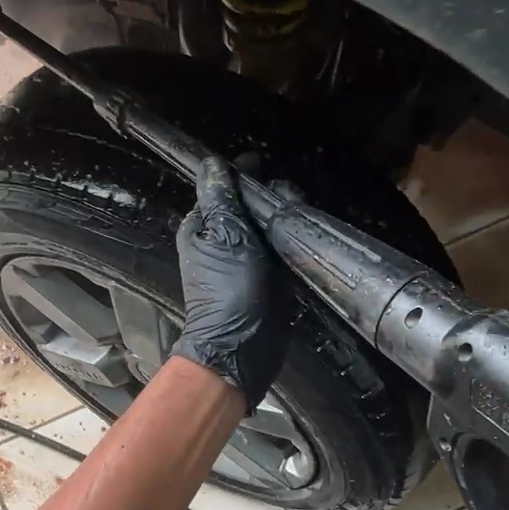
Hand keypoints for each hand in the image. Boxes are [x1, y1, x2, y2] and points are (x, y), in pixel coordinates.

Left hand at [169, 158, 290, 412]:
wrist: (243, 347)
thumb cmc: (229, 291)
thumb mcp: (224, 236)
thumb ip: (222, 198)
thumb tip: (213, 162)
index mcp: (203, 227)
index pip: (224, 187)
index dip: (244, 174)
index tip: (265, 169)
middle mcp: (223, 241)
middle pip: (250, 205)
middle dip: (270, 197)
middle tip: (287, 199)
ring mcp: (248, 260)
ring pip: (269, 226)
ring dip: (284, 219)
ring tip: (298, 216)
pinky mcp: (271, 278)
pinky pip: (282, 250)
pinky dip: (293, 243)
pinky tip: (305, 236)